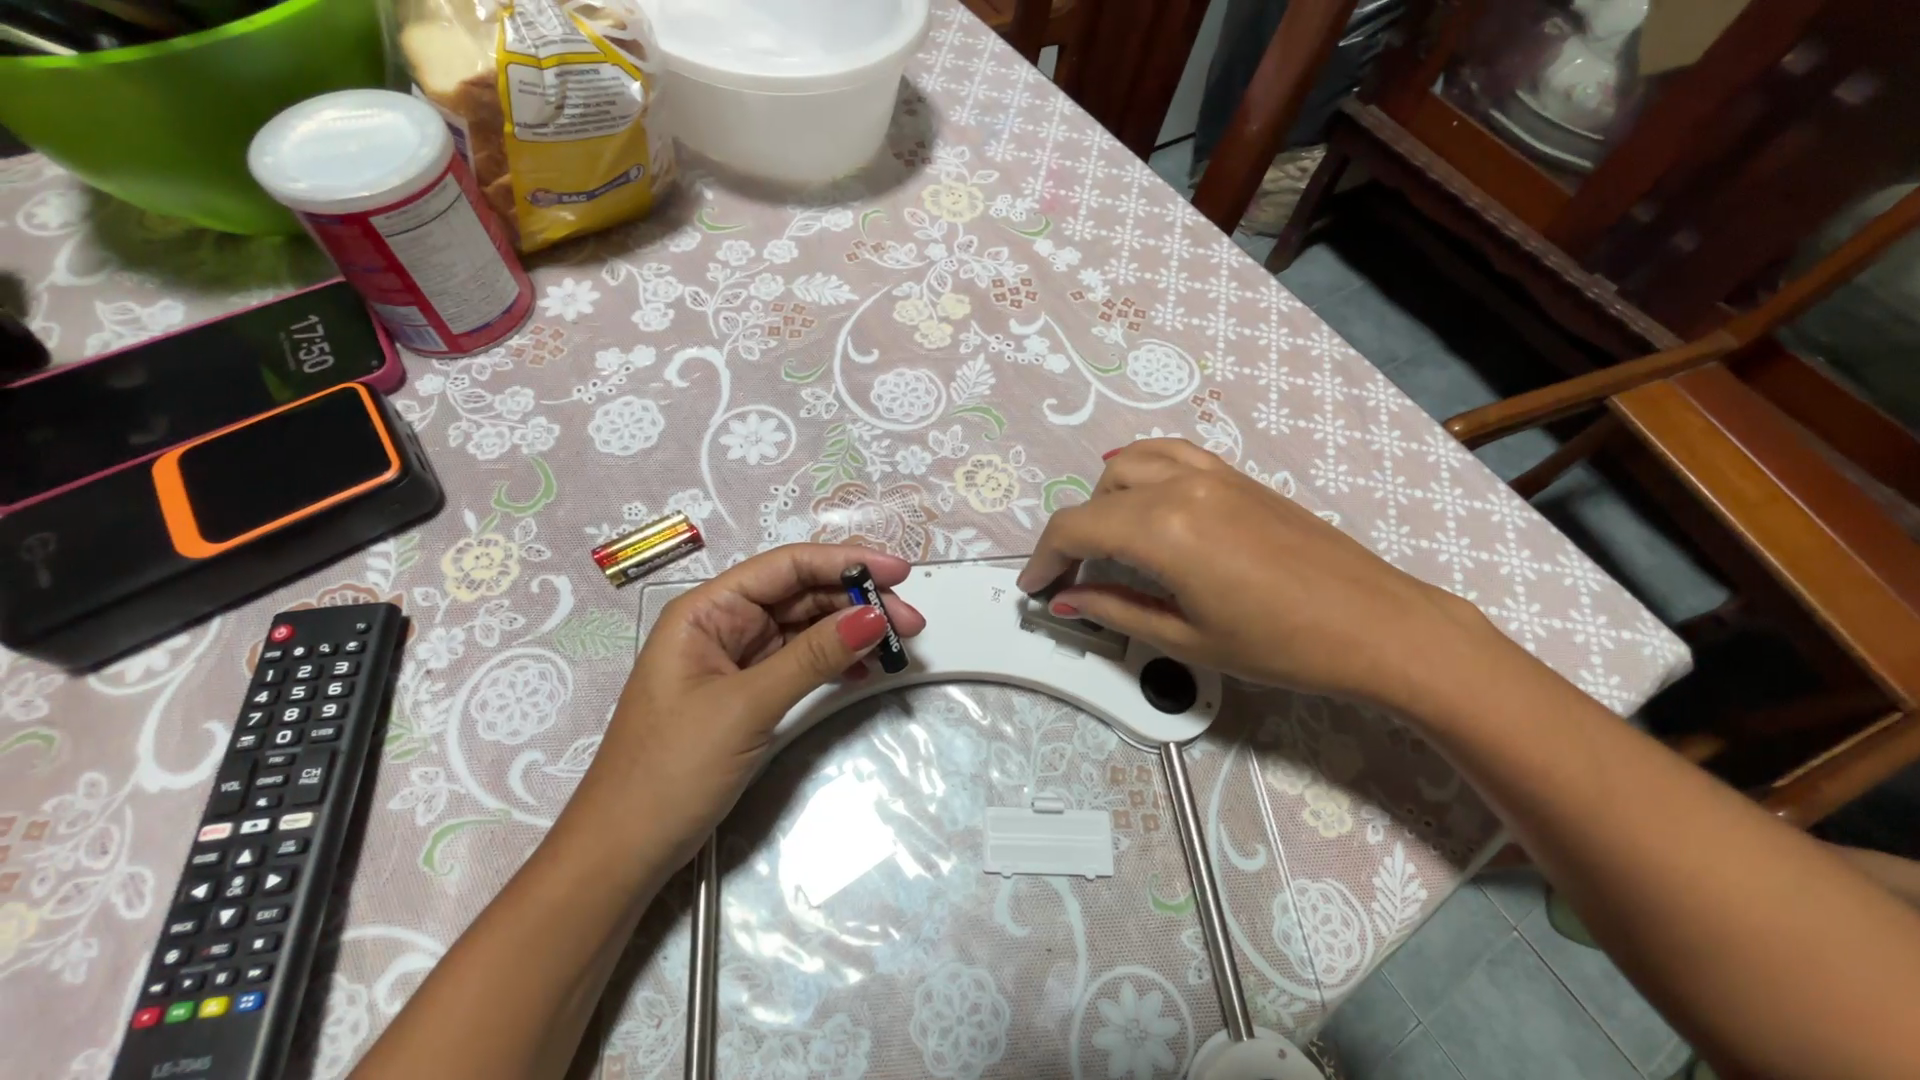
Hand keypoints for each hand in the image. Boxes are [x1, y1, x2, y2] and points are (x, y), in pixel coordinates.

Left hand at [573, 544, 924, 862]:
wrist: (625, 848)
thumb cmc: (671, 769)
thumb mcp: (746, 706)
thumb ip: (812, 657)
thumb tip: (874, 616)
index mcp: (706, 611)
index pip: (786, 567)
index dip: (845, 562)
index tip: (899, 573)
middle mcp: (721, 625)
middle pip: (800, 595)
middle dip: (856, 602)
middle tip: (911, 623)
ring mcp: (734, 661)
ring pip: (803, 629)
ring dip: (850, 632)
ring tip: (897, 645)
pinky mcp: (746, 694)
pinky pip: (798, 663)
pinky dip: (833, 663)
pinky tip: (864, 670)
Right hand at [1016, 439, 1493, 710]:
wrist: (1376, 625)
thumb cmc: (1281, 646)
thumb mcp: (1188, 638)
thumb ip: (1118, 611)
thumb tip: (1067, 600)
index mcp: (1163, 531)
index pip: (1077, 529)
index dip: (1044, 559)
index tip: (1033, 590)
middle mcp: (1180, 488)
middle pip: (1098, 498)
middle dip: (1072, 538)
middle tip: (1072, 581)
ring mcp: (1213, 475)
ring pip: (1130, 466)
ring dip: (1104, 501)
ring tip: (1108, 544)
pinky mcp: (1238, 476)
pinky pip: (1171, 455)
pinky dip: (1141, 471)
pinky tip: (1146, 502)